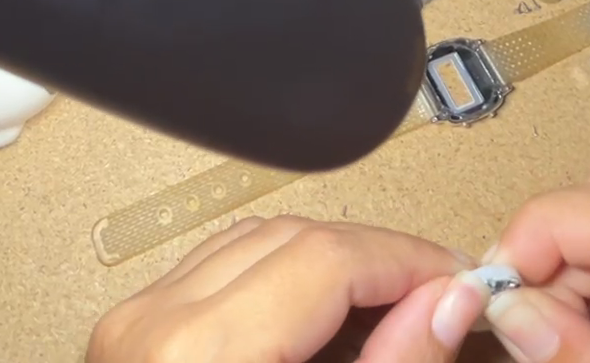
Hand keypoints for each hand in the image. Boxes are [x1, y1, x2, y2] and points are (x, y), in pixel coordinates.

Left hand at [88, 215, 464, 362]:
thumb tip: (449, 301)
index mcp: (198, 356)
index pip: (322, 259)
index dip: (403, 260)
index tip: (457, 277)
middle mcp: (153, 322)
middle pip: (291, 238)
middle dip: (374, 255)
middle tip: (437, 286)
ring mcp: (134, 319)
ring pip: (255, 240)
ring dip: (329, 257)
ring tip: (391, 295)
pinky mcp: (132, 326)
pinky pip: (221, 265)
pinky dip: (280, 271)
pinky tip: (322, 304)